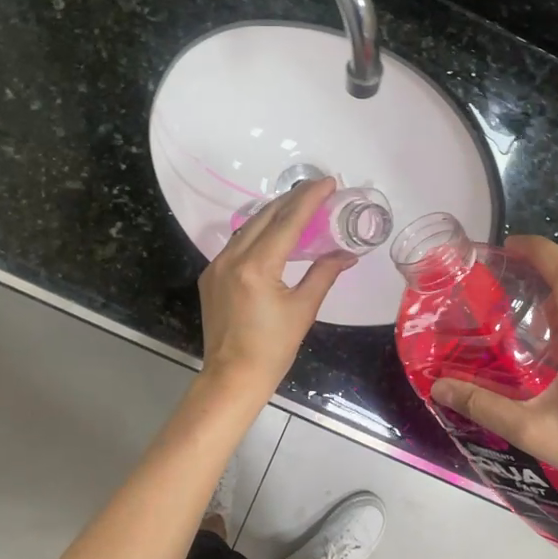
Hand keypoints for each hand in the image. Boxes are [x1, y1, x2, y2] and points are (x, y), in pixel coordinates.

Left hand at [198, 177, 356, 392]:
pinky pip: (236, 244)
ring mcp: (217, 265)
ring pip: (247, 227)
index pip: (288, 221)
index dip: (310, 198)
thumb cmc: (272, 348)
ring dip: (274, 213)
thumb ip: (323, 274)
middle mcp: (232, 258)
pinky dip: (257, 233)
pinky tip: (273, 234)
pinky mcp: (210, 276)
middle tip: (317, 189)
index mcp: (257, 266)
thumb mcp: (303, 309)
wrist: (232, 377)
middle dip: (292, 199)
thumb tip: (347, 254)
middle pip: (265, 216)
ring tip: (299, 206)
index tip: (329, 182)